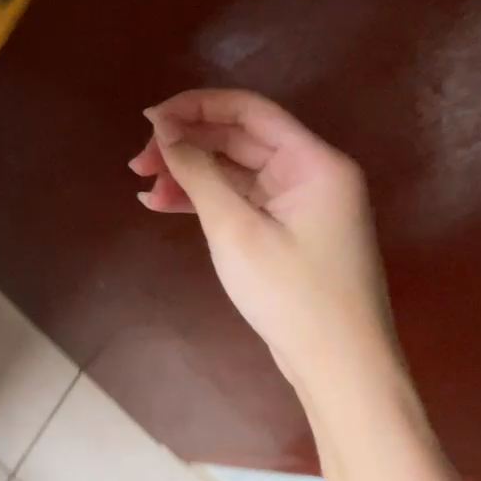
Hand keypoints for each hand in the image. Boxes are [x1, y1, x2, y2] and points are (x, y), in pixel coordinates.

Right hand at [130, 88, 393, 384]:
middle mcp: (310, 172)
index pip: (247, 109)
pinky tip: (162, 204)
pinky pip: (236, 194)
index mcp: (314, 162)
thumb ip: (196, 169)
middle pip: (234, 137)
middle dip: (183, 145)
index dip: (194, 107)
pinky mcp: (286, 226)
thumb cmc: (292, 293)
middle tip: (138, 163)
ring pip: (230, 166)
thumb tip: (162, 126)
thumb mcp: (234, 227)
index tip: (148, 122)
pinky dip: (200, 196)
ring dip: (185, 172)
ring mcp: (299, 200)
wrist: (342, 372)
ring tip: (145, 188)